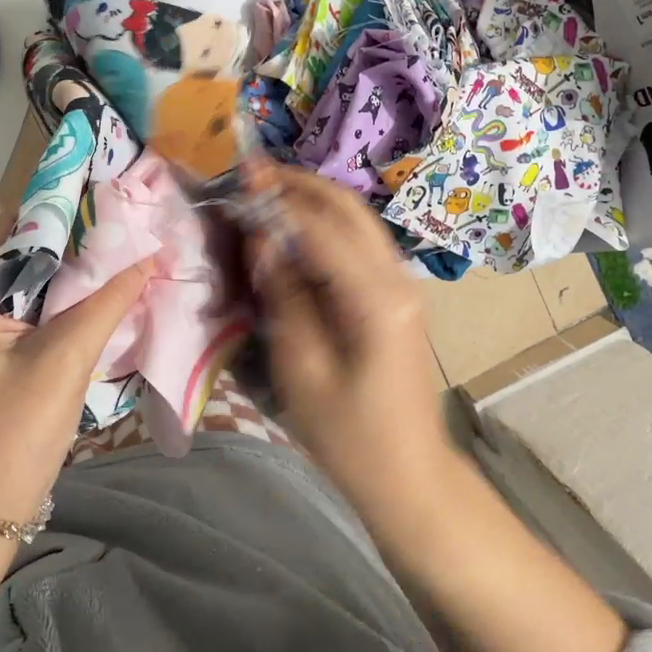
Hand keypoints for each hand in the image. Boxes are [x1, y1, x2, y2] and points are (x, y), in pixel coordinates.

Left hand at [0, 214, 152, 525]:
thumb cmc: (8, 437)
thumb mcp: (62, 362)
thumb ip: (107, 303)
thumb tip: (152, 255)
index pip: (12, 231)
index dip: (63, 211)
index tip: (113, 194)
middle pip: (22, 257)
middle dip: (76, 244)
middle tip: (133, 222)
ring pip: (32, 287)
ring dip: (75, 276)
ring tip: (130, 249)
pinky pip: (32, 315)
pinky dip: (67, 306)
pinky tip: (108, 295)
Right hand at [249, 166, 456, 514]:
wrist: (410, 476)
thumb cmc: (349, 435)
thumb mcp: (302, 369)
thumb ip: (283, 295)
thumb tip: (261, 238)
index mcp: (374, 296)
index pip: (320, 226)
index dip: (278, 197)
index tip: (241, 175)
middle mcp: (396, 277)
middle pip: (348, 209)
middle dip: (300, 185)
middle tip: (254, 174)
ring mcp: (403, 285)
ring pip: (357, 221)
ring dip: (315, 201)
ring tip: (268, 194)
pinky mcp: (397, 297)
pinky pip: (360, 245)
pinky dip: (327, 227)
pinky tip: (294, 233)